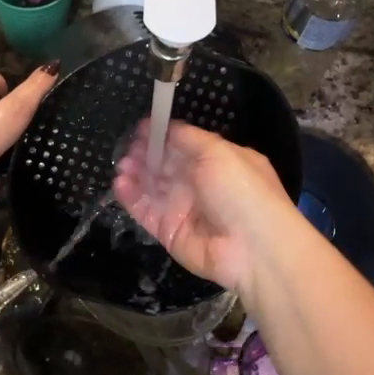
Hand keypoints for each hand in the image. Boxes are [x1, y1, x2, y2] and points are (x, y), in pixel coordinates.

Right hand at [112, 121, 295, 294]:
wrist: (253, 248)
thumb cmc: (241, 191)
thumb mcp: (219, 152)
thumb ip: (188, 138)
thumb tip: (165, 126)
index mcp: (217, 162)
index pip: (183, 145)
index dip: (162, 136)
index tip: (141, 129)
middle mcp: (199, 184)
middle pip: (164, 164)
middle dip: (144, 153)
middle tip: (128, 148)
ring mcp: (182, 208)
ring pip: (151, 186)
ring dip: (134, 173)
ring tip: (122, 165)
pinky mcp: (168, 231)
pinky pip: (145, 211)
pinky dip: (130, 197)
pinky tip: (120, 184)